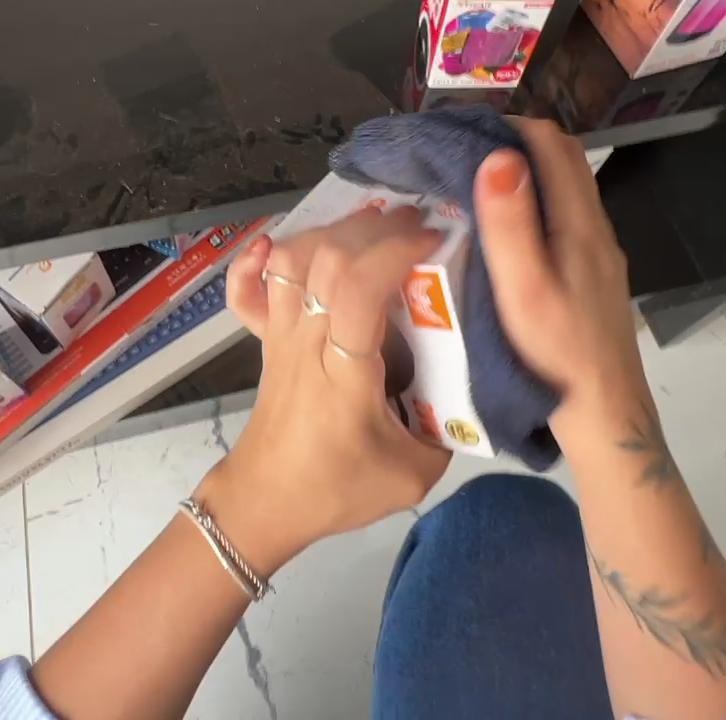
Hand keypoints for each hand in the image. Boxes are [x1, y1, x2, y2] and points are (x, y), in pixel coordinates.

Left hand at [198, 209, 452, 575]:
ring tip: (373, 222)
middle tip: (415, 222)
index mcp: (343, 371)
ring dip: (332, 231)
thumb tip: (476, 379)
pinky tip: (273, 242)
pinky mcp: (266, 337)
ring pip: (291, 261)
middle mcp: (306, 339)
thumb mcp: (412, 473)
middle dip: (374, 228)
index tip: (434, 241)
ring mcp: (280, 333)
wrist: (265, 502)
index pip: (356, 289)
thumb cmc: (336, 488)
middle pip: (324, 258)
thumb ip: (448, 426)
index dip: (394, 252)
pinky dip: (254, 261)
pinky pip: (248, 290)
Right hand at [471, 117, 649, 454]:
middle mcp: (595, 227)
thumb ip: (510, 222)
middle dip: (516, 141)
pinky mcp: (591, 273)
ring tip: (473, 185)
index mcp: (579, 223)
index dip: (509, 126)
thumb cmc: (554, 354)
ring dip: (525, 171)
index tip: (463, 134)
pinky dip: (533, 202)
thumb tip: (497, 154)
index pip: (552, 144)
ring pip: (565, 188)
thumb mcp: (522, 288)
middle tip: (463, 154)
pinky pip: (563, 216)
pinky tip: (503, 231)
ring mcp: (597, 252)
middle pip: (563, 159)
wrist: (603, 413)